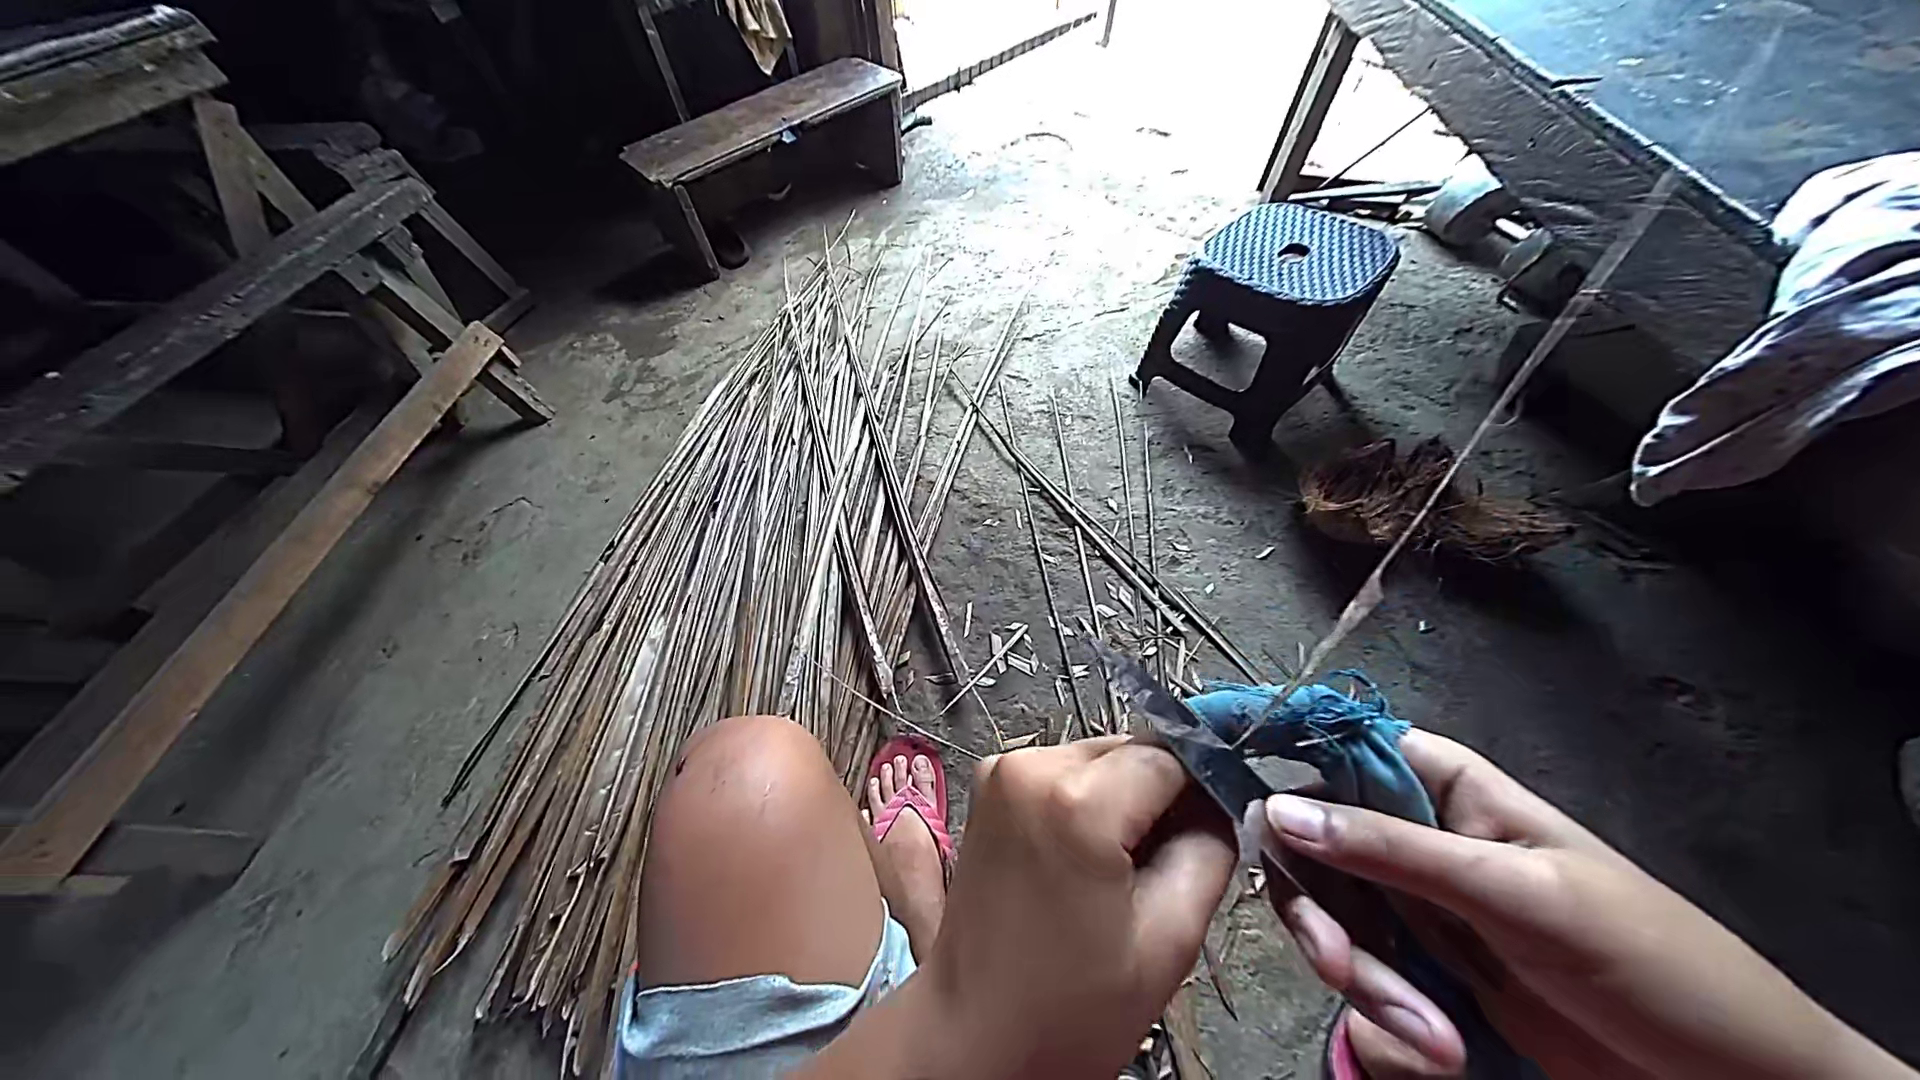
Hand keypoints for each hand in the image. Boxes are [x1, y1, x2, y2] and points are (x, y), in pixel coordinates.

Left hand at [801, 736, 1235, 1077]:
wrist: (975, 1027)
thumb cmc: (1071, 1003)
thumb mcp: (1168, 938)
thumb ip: (1210, 849)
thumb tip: (1219, 801)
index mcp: (1075, 801)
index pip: (1167, 756)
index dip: (1200, 787)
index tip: (1216, 825)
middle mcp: (1030, 764)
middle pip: (1128, 750)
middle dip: (1160, 793)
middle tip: (1168, 856)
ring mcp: (1002, 768)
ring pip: (1098, 757)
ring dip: (1123, 795)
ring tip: (1123, 863)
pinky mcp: (989, 781)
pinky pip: (1063, 769)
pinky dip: (1087, 797)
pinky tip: (1086, 850)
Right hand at [1262, 729, 1913, 1079]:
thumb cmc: (1646, 960)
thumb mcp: (1516, 894)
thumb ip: (1390, 848)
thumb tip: (1275, 809)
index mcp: (1434, 780)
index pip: (1329, 744)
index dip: (1272, 754)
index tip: (1214, 777)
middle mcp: (1402, 825)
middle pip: (1306, 838)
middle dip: (1319, 910)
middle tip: (1342, 968)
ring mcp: (1401, 892)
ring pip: (1322, 906)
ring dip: (1359, 973)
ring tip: (1430, 1040)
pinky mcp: (1408, 954)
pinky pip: (1353, 961)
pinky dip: (1380, 1007)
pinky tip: (1440, 1048)